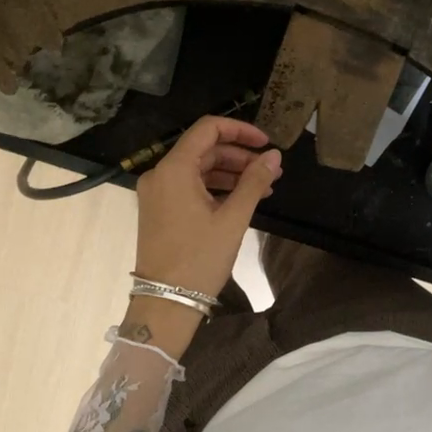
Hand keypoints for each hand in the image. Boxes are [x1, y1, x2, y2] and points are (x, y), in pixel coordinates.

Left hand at [133, 116, 281, 298]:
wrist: (166, 301)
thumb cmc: (200, 258)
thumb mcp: (233, 219)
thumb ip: (254, 182)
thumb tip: (274, 156)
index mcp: (174, 169)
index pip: (207, 130)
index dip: (240, 130)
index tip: (266, 143)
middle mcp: (160, 174)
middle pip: (204, 150)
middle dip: (239, 156)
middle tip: (271, 171)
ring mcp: (157, 192)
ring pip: (198, 169)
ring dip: (231, 173)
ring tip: (264, 186)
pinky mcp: (160, 209)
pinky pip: (190, 186)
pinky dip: (216, 188)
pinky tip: (242, 199)